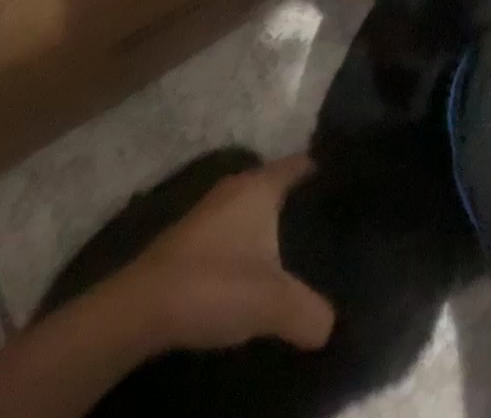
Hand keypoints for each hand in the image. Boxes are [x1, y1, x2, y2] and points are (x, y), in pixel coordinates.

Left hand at [0, 156, 334, 417]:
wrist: (138, 311)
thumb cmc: (214, 286)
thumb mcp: (275, 304)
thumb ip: (311, 313)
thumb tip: (329, 326)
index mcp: (258, 187)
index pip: (301, 164)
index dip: (326, 171)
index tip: (352, 184)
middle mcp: (233, 189)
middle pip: (277, 186)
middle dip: (303, 202)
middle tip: (336, 224)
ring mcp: (207, 214)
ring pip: (253, 211)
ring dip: (274, 227)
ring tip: (306, 252)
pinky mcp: (189, 242)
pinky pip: (234, 233)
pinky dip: (251, 246)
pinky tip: (263, 272)